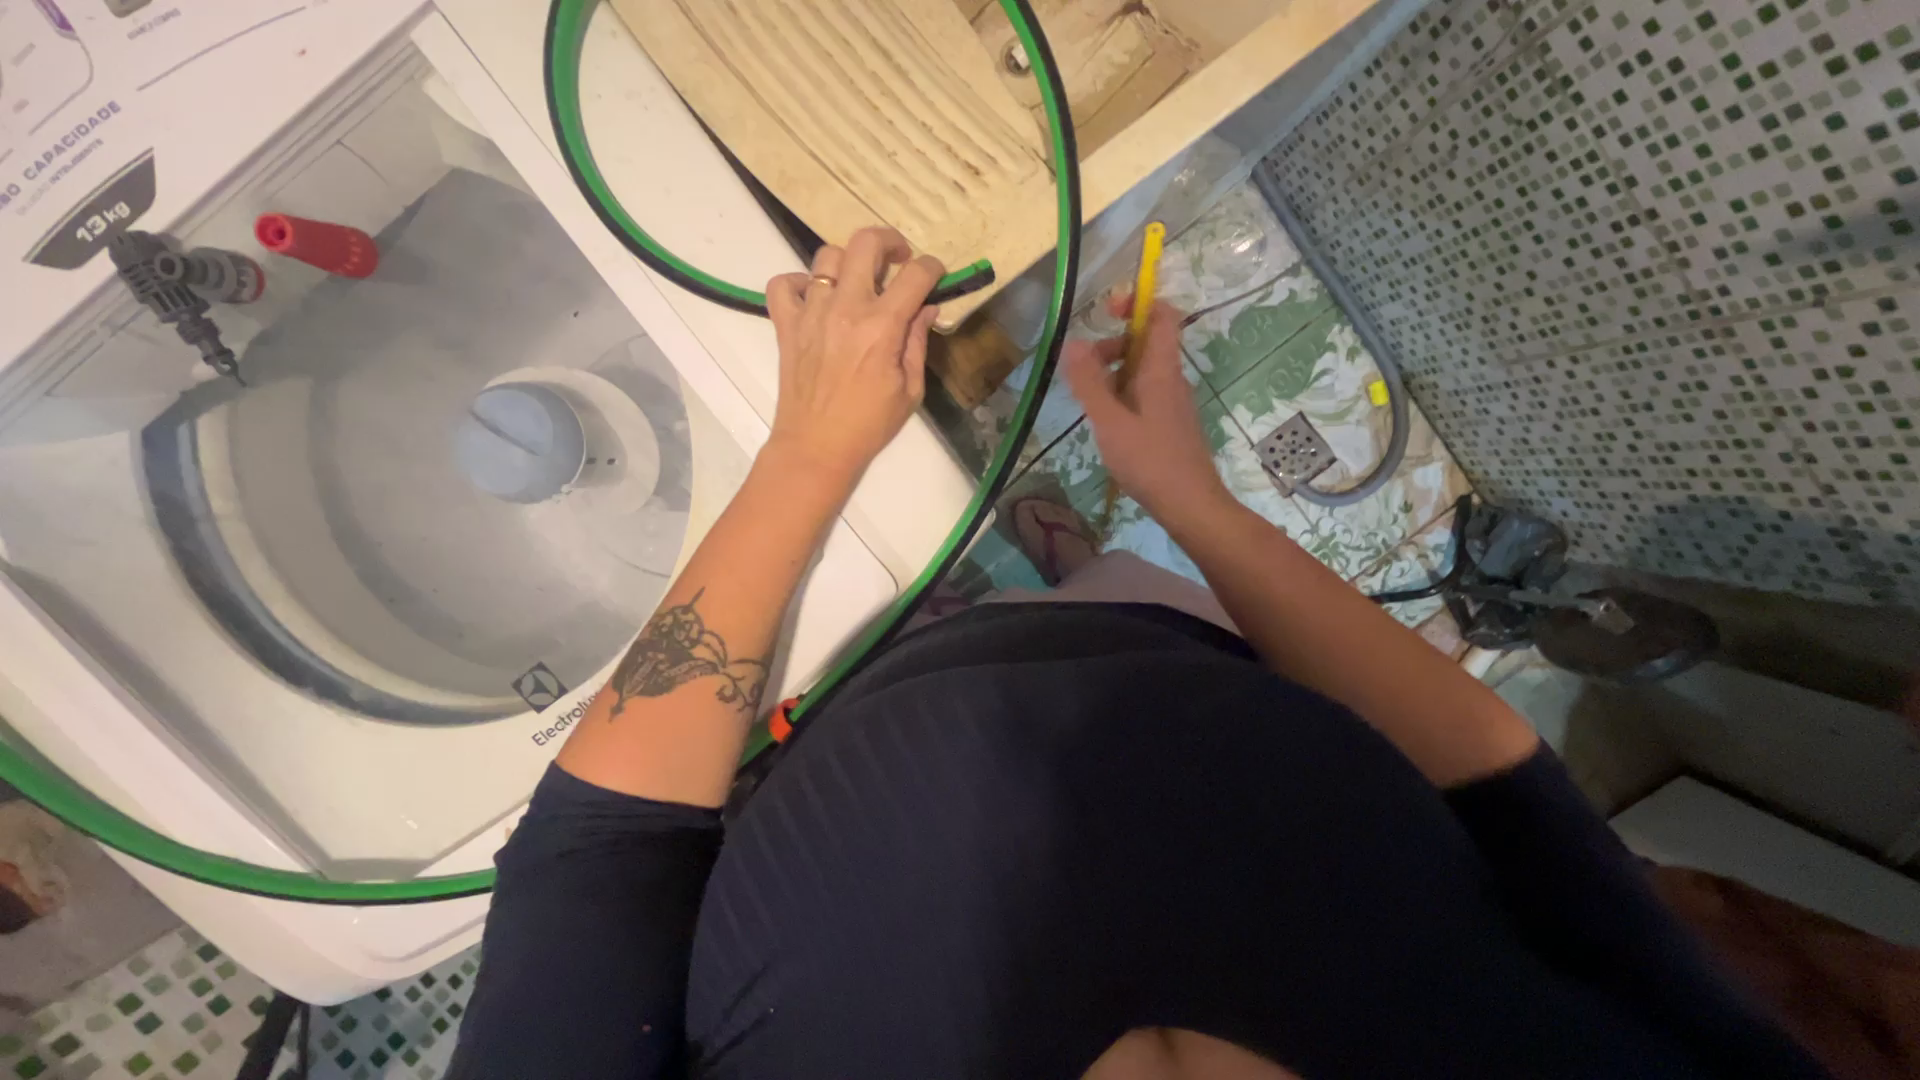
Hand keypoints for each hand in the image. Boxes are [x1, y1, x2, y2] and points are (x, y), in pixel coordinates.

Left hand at [763, 227, 943, 489]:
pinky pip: (784, 284)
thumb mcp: (910, 389)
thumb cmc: (869, 425)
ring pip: (827, 257)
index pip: (915, 275)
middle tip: (898, 259)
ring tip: (858, 282)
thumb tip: (926, 309)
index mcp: (882, 326)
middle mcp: (846, 307)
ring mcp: (812, 312)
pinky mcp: (786, 324)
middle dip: (890, 242)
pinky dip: (799, 283)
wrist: (816, 447)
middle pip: (865, 243)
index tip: (936, 276)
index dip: (932, 268)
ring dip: (848, 262)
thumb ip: (917, 342)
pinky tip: (816, 298)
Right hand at [1064, 293, 1230, 521]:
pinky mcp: (1169, 422)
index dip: (1137, 302)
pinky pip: (1143, 394)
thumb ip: (1089, 383)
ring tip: (1089, 404)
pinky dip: (1121, 396)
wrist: (1189, 504)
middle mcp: (1171, 378)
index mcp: (1161, 370)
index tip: (1106, 310)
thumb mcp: (1109, 422)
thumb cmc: (1150, 461)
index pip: (1161, 314)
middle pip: (1144, 342)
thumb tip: (1072, 342)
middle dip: (1111, 345)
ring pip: (1141, 371)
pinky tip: (1106, 425)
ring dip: (1112, 375)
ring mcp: (1172, 401)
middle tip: (1083, 371)